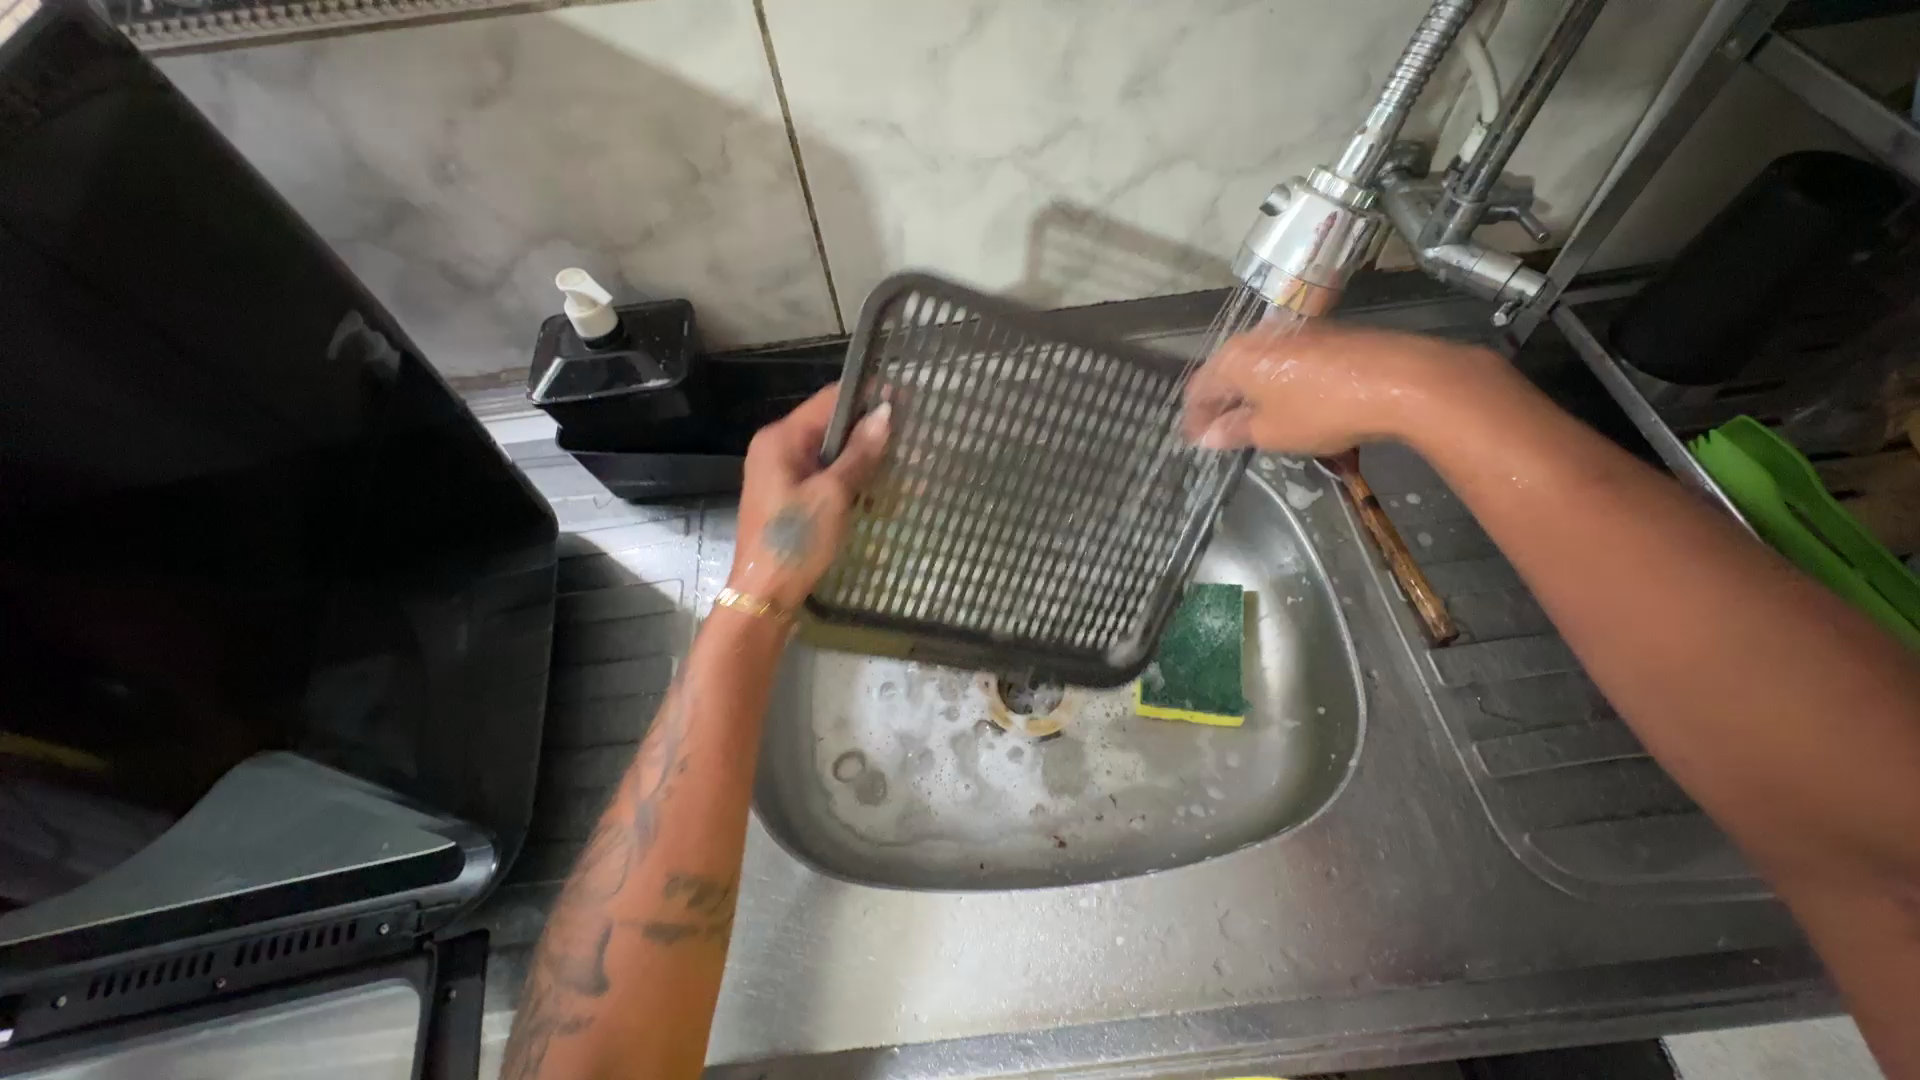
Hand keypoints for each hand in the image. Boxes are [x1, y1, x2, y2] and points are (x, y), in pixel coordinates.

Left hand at [728, 386, 890, 609]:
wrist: (764, 595)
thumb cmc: (796, 541)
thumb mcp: (833, 494)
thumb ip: (859, 452)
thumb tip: (885, 412)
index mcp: (780, 439)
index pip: (828, 401)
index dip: (866, 398)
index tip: (905, 402)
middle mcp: (776, 449)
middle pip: (828, 427)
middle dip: (867, 433)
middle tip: (910, 439)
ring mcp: (780, 475)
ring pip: (829, 455)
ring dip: (861, 460)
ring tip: (900, 465)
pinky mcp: (788, 499)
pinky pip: (823, 478)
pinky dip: (848, 482)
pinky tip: (875, 493)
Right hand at [1181, 320, 1498, 455]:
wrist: (1400, 379)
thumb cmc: (1322, 410)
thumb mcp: (1271, 432)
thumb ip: (1234, 432)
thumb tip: (1208, 436)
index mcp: (1235, 359)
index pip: (1199, 390)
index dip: (1195, 419)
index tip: (1197, 442)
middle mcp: (1258, 337)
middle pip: (1226, 373)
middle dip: (1222, 404)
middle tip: (1221, 434)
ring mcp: (1293, 332)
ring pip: (1258, 366)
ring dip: (1251, 394)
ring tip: (1256, 423)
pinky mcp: (1324, 335)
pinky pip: (1285, 362)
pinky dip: (1278, 384)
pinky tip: (1290, 405)